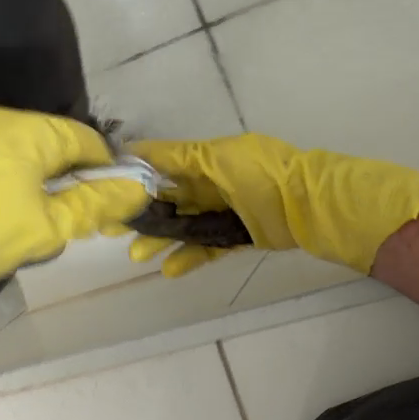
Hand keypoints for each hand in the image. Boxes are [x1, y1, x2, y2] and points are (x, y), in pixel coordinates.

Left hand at [0, 106, 148, 419]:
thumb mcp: (47, 228)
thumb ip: (95, 204)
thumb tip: (137, 187)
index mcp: (29, 129)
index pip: (81, 138)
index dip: (101, 164)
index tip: (108, 191)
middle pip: (37, 139)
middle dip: (53, 170)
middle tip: (57, 212)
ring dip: (10, 172)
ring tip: (6, 216)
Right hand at [127, 134, 418, 276]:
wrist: (310, 205)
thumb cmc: (263, 174)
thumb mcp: (218, 158)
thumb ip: (180, 157)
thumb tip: (139, 149)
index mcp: (208, 158)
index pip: (165, 162)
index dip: (138, 172)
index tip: (108, 183)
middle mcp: (214, 182)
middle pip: (171, 197)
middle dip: (143, 211)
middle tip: (113, 228)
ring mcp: (226, 210)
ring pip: (185, 225)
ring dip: (161, 237)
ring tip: (136, 254)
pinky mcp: (239, 236)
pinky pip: (207, 247)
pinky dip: (188, 256)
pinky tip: (168, 269)